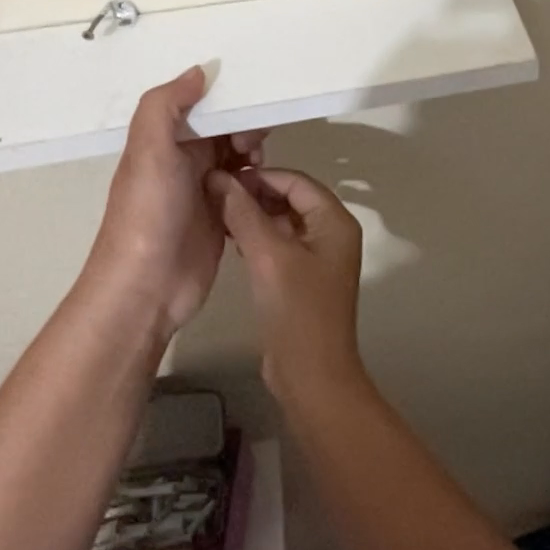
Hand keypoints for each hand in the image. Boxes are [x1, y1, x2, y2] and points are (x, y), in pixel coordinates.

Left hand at [83, 66, 267, 333]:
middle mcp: (184, 165)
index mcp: (164, 145)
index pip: (202, 110)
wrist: (147, 288)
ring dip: (257, 159)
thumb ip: (166, 106)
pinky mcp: (224, 220)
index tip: (254, 105)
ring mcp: (205, 195)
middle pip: (226, 133)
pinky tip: (270, 191)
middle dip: (248, 130)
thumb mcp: (149, 151)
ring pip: (241, 161)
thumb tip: (200, 70)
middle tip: (258, 147)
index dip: (228, 103)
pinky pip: (249, 192)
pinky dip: (261, 186)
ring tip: (262, 171)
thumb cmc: (148, 215)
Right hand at [207, 168, 365, 400]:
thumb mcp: (269, 256)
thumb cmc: (297, 310)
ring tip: (216, 212)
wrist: (311, 372)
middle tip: (214, 194)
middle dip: (256, 194)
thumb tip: (220, 178)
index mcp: (336, 222)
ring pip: (284, 222)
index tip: (222, 176)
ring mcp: (319, 257)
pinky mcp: (302, 278)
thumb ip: (245, 214)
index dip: (261, 176)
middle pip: (292, 199)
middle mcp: (332, 233)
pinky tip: (230, 238)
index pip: (298, 182)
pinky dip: (258, 238)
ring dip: (254, 216)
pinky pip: (280, 245)